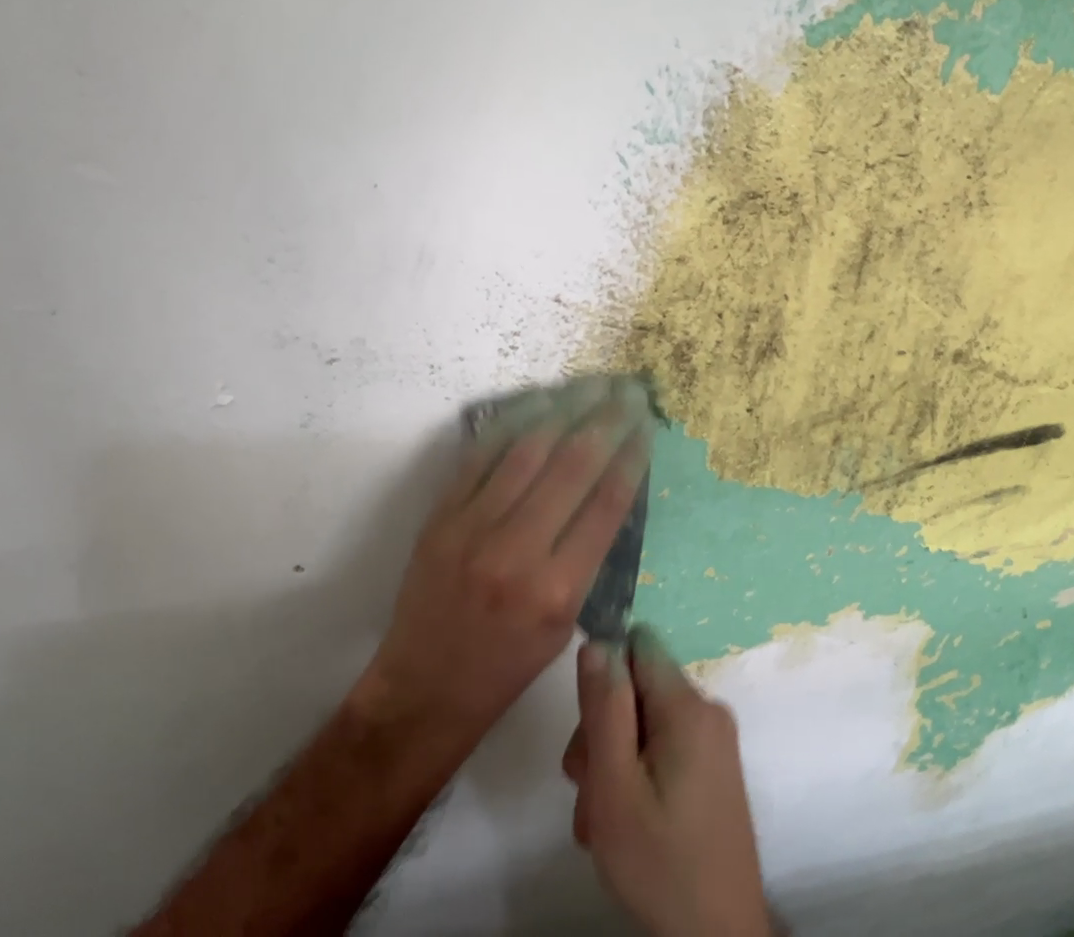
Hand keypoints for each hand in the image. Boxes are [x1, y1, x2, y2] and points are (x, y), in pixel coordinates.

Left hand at [357, 377, 654, 733]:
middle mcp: (516, 552)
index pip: (607, 503)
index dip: (631, 455)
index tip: (646, 426)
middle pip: (571, 466)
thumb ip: (587, 557)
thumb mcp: (567, 624)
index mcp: (559, 589)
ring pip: (525, 450)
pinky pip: (479, 458)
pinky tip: (535, 405)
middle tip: (626, 392)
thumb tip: (609, 489)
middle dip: (605, 421)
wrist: (426, 686)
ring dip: (562, 410)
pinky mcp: (440, 517)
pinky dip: (510, 426)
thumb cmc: (507, 666)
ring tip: (588, 386)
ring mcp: (471, 529)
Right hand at [564, 628, 772, 936]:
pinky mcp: (711, 770)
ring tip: (604, 819)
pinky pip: (659, 751)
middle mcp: (707, 713)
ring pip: (639, 725)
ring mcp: (713, 743)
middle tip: (591, 790)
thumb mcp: (614, 785)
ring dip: (610, 765)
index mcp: (688, 707)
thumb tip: (597, 642)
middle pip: (633, 690)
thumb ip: (604, 709)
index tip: (590, 727)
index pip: (637, 645)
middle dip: (600, 734)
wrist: (716, 935)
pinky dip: (633, 779)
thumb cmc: (659, 862)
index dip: (604, 676)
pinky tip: (623, 823)